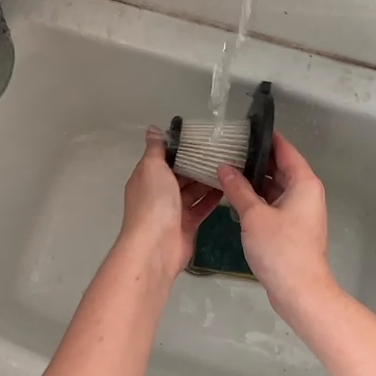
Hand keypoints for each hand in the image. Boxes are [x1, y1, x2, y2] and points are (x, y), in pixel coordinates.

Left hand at [117, 128, 222, 281]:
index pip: (162, 158)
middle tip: (221, 150)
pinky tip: (228, 187)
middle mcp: (158, 193)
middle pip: (179, 175)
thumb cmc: (153, 202)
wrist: (156, 246)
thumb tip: (153, 129)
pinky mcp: (187, 225)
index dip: (179, 148)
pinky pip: (201, 207)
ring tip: (228, 165)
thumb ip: (155, 149)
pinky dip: (212, 198)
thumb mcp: (152, 168)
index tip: (200, 137)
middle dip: (196, 164)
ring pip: (192, 191)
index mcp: (147, 177)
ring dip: (207, 180)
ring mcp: (173, 210)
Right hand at [215, 134, 338, 313]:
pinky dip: (258, 199)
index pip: (285, 149)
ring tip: (226, 170)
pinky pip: (274, 204)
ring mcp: (300, 212)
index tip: (242, 129)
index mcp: (304, 183)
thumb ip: (238, 189)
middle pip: (280, 167)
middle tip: (226, 150)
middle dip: (255, 160)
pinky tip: (236, 197)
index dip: (264, 138)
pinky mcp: (292, 228)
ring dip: (255, 181)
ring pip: (275, 187)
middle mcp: (306, 193)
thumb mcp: (254, 216)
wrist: (299, 290)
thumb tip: (224, 168)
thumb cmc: (280, 249)